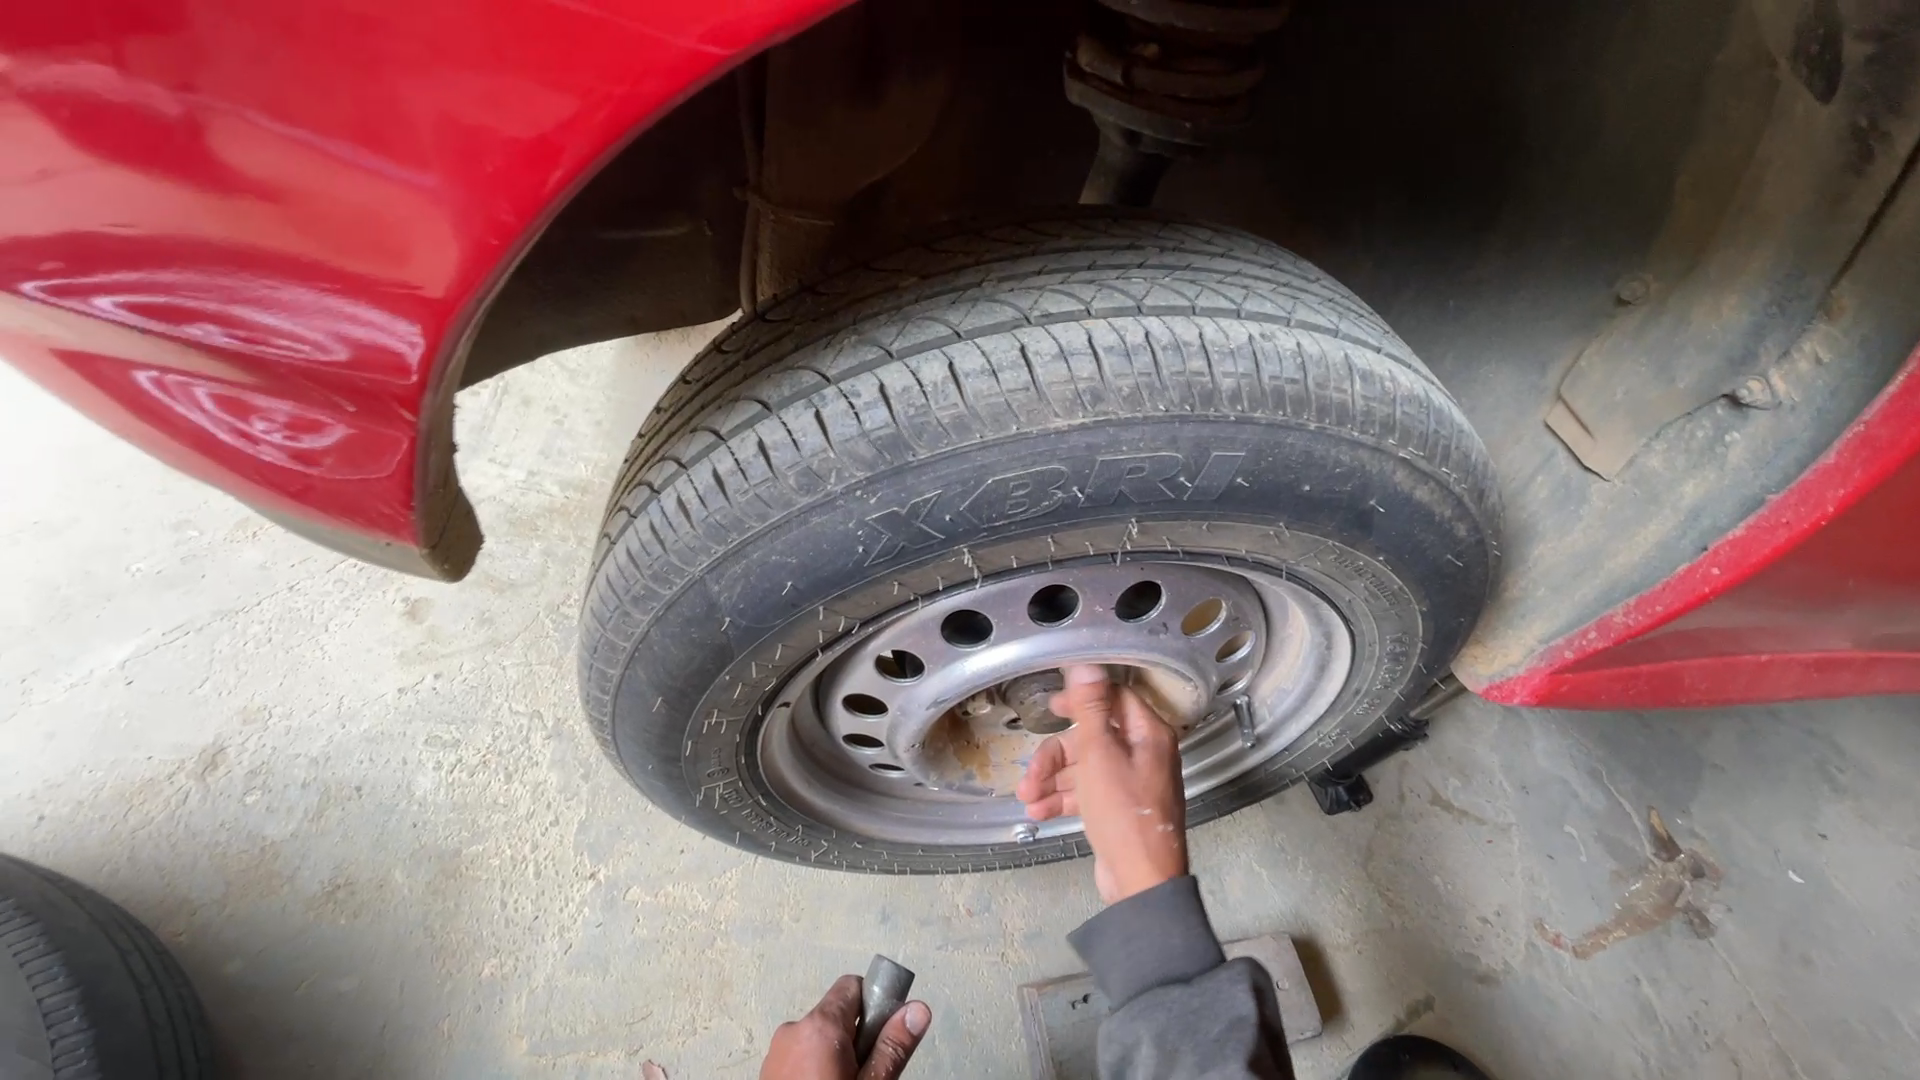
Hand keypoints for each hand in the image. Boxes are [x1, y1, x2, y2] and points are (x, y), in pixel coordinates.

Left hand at [759, 974, 930, 1079]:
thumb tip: (919, 1007)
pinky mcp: (767, 1075)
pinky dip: (815, 1072)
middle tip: (868, 1078)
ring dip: (836, 1059)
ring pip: (818, 1042)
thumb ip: (893, 1047)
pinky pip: (799, 1060)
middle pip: (836, 1017)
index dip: (875, 1006)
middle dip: (857, 1040)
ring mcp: (775, 1055)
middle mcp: (792, 1029)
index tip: (884, 1038)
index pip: (853, 986)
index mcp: (819, 1025)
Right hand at [1016, 664, 1187, 902]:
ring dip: (1053, 779)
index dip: (1082, 700)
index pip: (1115, 699)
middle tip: (1031, 770)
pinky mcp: (1119, 809)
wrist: (1141, 881)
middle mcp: (1144, 755)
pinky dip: (1063, 799)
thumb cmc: (1124, 813)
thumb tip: (1087, 664)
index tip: (1053, 708)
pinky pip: (1087, 793)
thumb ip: (1091, 708)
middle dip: (1056, 754)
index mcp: (1148, 735)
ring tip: (1027, 797)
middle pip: (1092, 737)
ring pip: (1085, 767)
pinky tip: (1037, 811)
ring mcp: (1132, 784)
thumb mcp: (1099, 754)